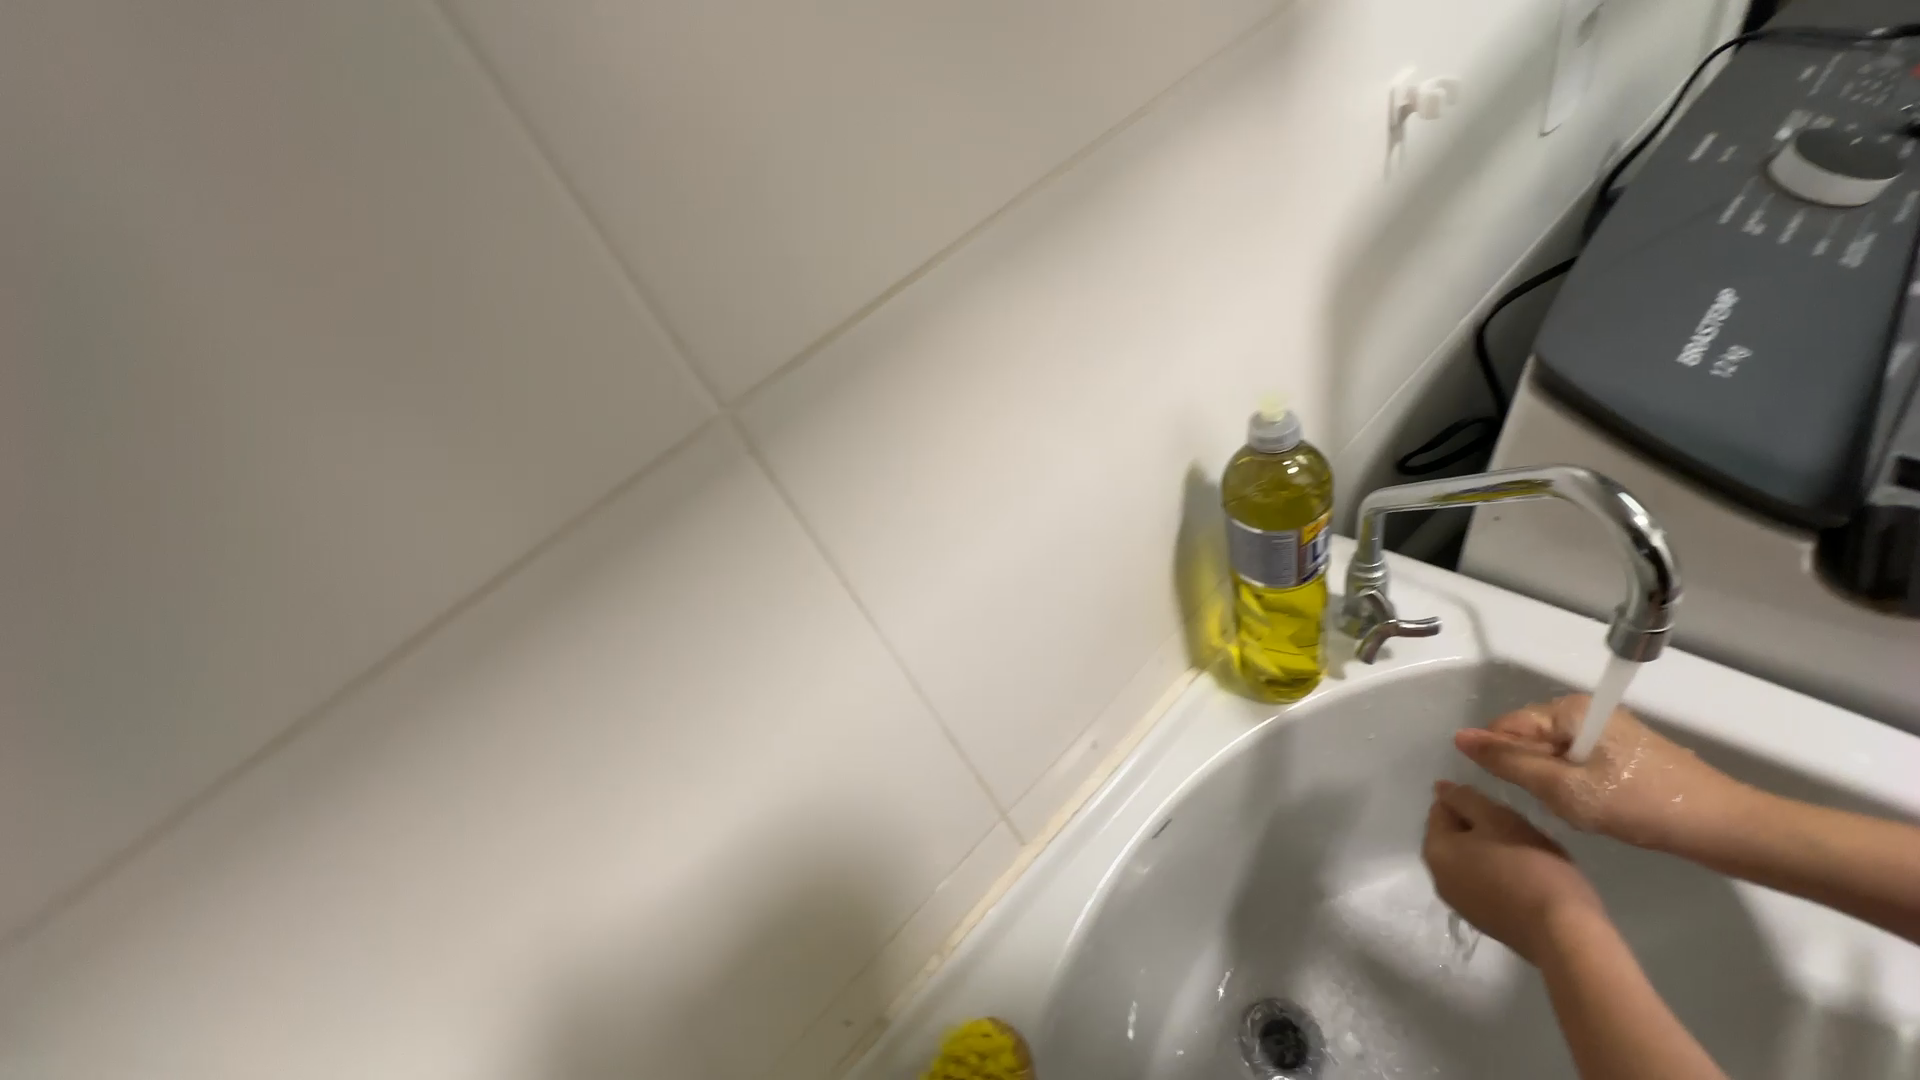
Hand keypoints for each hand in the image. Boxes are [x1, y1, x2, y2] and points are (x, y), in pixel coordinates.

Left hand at [1422, 780, 1607, 965]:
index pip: (1440, 810)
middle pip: (1453, 836)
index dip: (1469, 802)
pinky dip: (1498, 873)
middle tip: (1516, 828)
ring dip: (1490, 850)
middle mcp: (1438, 878)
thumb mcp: (1498, 819)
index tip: (1500, 808)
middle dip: (1479, 827)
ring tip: (1526, 851)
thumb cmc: (1530, 867)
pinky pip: (1484, 883)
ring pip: (1469, 860)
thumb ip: (1465, 799)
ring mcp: (1460, 903)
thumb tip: (1439, 788)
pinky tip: (1527, 876)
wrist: (1565, 935)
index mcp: (1435, 851)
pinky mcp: (1485, 921)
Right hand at [1453, 695, 1747, 849]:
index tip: (1535, 793)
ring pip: (1554, 757)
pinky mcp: (1626, 752)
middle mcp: (1586, 709)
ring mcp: (1609, 730)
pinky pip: (1579, 765)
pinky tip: (1602, 810)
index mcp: (1569, 708)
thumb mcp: (1563, 788)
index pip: (1506, 728)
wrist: (1727, 830)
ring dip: (1558, 785)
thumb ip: (1507, 762)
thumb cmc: (1639, 805)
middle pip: (1530, 741)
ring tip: (1584, 811)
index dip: (1509, 762)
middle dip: (1535, 774)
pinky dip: (1580, 788)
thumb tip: (1460, 738)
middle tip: (1563, 805)